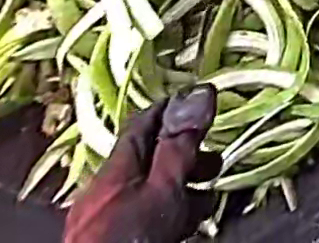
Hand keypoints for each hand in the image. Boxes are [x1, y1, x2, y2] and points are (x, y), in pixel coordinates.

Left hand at [64, 87, 220, 242]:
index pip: (146, 120)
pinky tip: (185, 226)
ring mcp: (102, 224)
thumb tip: (201, 90)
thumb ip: (181, 142)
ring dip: (181, 188)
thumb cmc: (131, 241)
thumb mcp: (164, 188)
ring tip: (207, 201)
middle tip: (215, 164)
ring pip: (149, 191)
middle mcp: (104, 192)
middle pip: (150, 158)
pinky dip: (168, 214)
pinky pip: (142, 217)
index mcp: (114, 169)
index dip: (177, 107)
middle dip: (187, 155)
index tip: (207, 103)